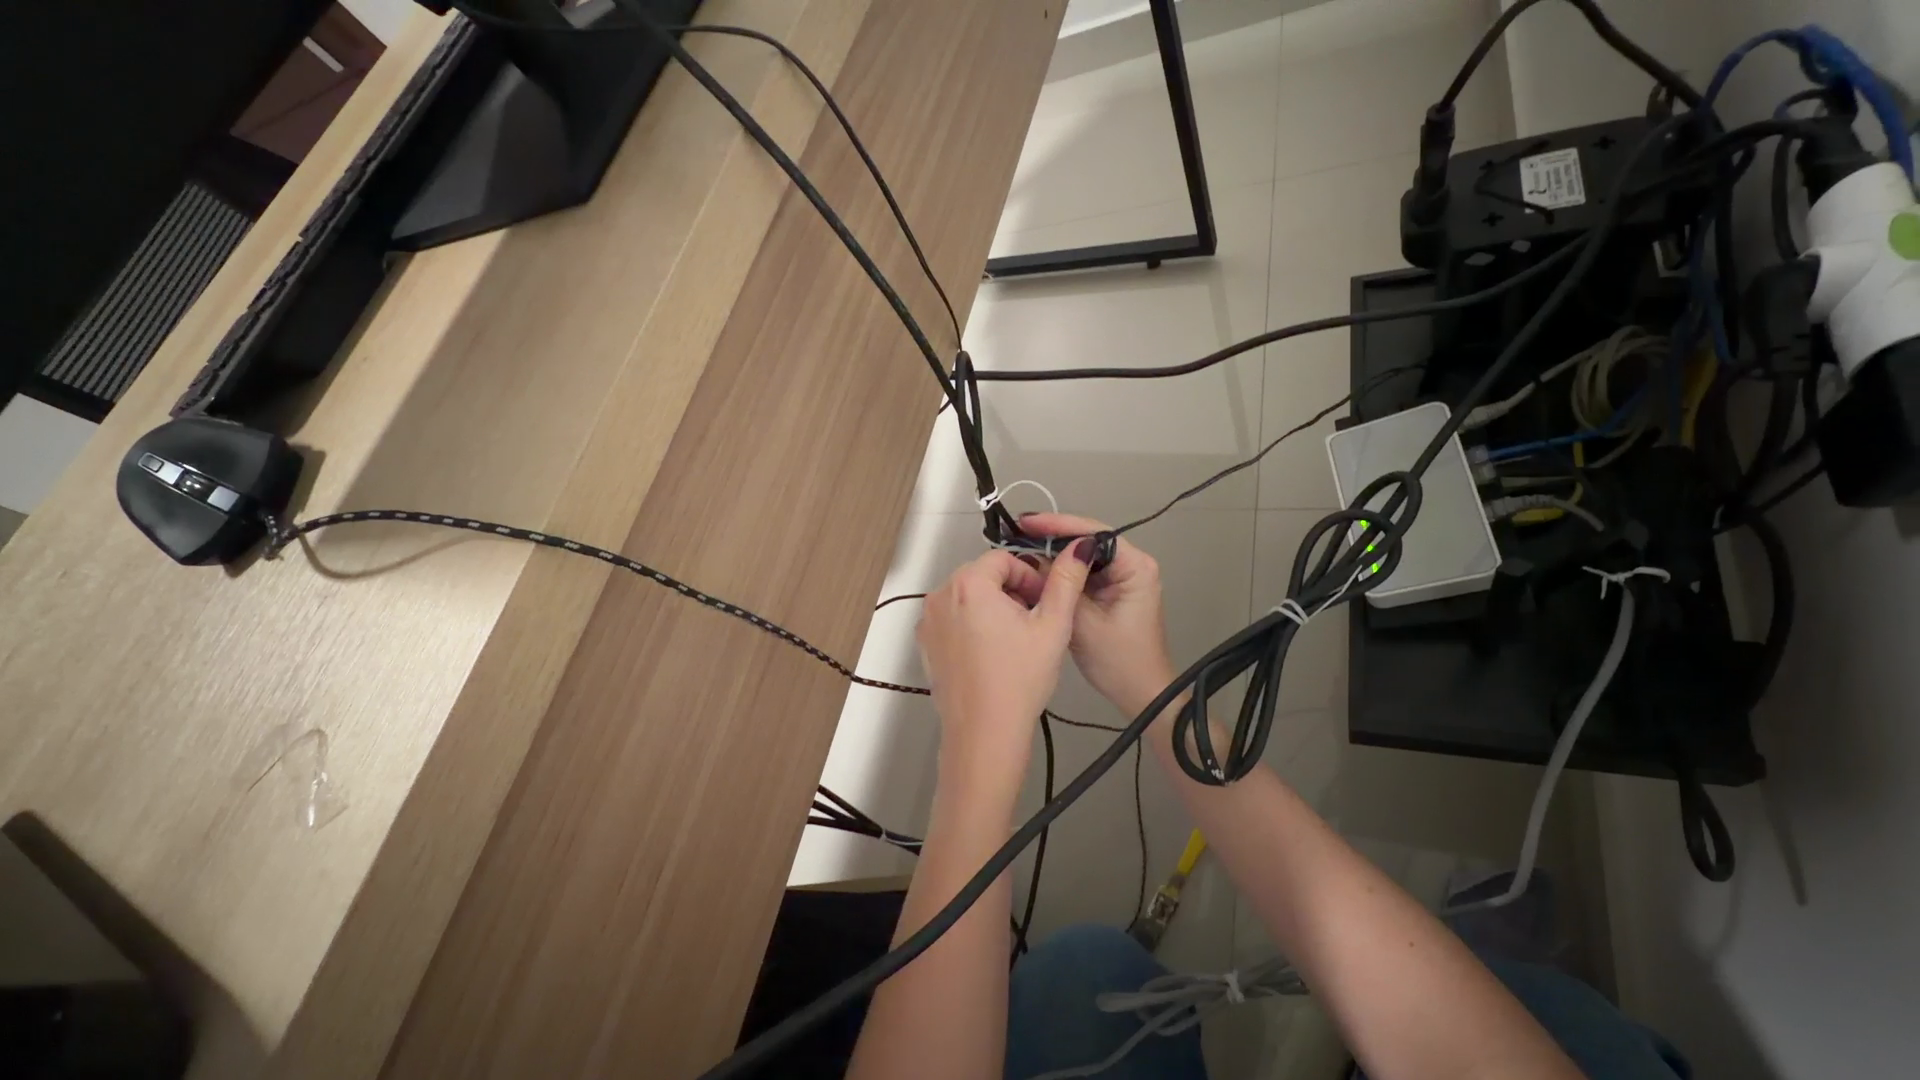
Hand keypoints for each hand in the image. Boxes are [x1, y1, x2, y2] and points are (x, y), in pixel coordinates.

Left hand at [917, 548, 1093, 774]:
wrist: (984, 732)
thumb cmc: (1020, 679)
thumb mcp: (1053, 626)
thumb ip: (1066, 580)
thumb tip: (1081, 546)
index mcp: (969, 584)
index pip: (1003, 558)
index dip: (1029, 576)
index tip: (1044, 602)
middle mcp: (940, 596)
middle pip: (982, 575)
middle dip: (1011, 590)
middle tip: (1034, 621)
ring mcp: (928, 622)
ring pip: (967, 598)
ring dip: (993, 607)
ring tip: (1016, 639)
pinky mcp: (925, 645)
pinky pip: (952, 620)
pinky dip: (972, 626)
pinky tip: (993, 654)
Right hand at [1017, 514, 1175, 718]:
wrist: (1141, 696)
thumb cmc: (1118, 661)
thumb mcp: (1083, 622)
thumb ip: (1059, 586)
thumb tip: (1030, 557)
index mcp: (1135, 566)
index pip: (1093, 533)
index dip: (1058, 526)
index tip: (1024, 523)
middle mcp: (1132, 565)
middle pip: (1088, 541)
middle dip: (1052, 538)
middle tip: (1015, 533)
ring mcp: (1122, 579)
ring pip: (1082, 558)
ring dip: (1054, 555)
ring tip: (1019, 548)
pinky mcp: (1112, 593)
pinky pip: (1083, 575)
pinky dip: (1061, 574)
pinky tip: (1034, 571)